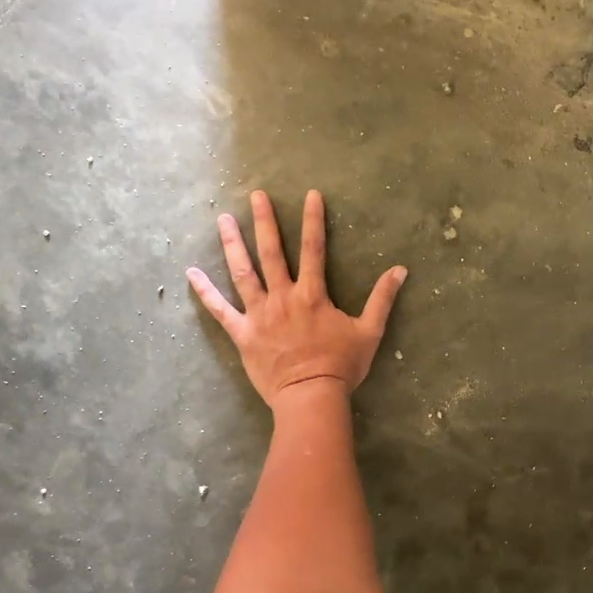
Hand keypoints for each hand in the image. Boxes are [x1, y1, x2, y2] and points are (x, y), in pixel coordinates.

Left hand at [187, 189, 406, 408]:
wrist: (310, 398)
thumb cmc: (341, 366)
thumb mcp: (370, 331)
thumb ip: (382, 299)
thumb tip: (401, 270)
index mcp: (313, 294)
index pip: (314, 248)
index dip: (313, 219)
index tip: (310, 195)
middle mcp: (283, 297)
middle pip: (272, 252)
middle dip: (265, 221)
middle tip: (256, 195)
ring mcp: (259, 314)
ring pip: (243, 272)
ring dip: (233, 244)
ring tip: (224, 219)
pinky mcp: (243, 334)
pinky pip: (220, 310)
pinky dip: (205, 291)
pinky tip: (191, 272)